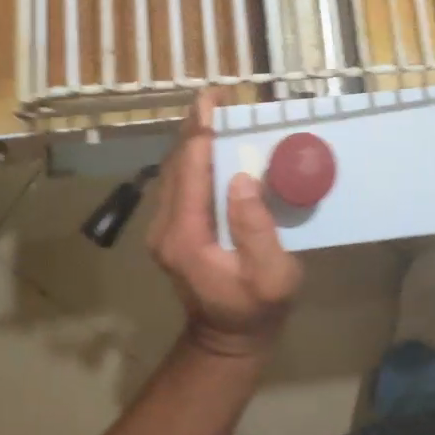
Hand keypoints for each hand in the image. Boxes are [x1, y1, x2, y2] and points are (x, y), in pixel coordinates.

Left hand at [146, 91, 302, 358]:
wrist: (228, 340)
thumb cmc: (257, 308)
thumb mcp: (272, 275)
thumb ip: (257, 228)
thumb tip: (241, 178)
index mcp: (185, 236)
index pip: (189, 170)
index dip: (200, 130)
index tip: (211, 98)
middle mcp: (164, 228)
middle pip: (176, 163)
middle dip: (195, 125)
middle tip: (218, 94)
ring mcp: (162, 229)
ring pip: (172, 169)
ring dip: (192, 137)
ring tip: (214, 109)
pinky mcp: (170, 229)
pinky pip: (178, 180)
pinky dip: (192, 155)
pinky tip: (209, 141)